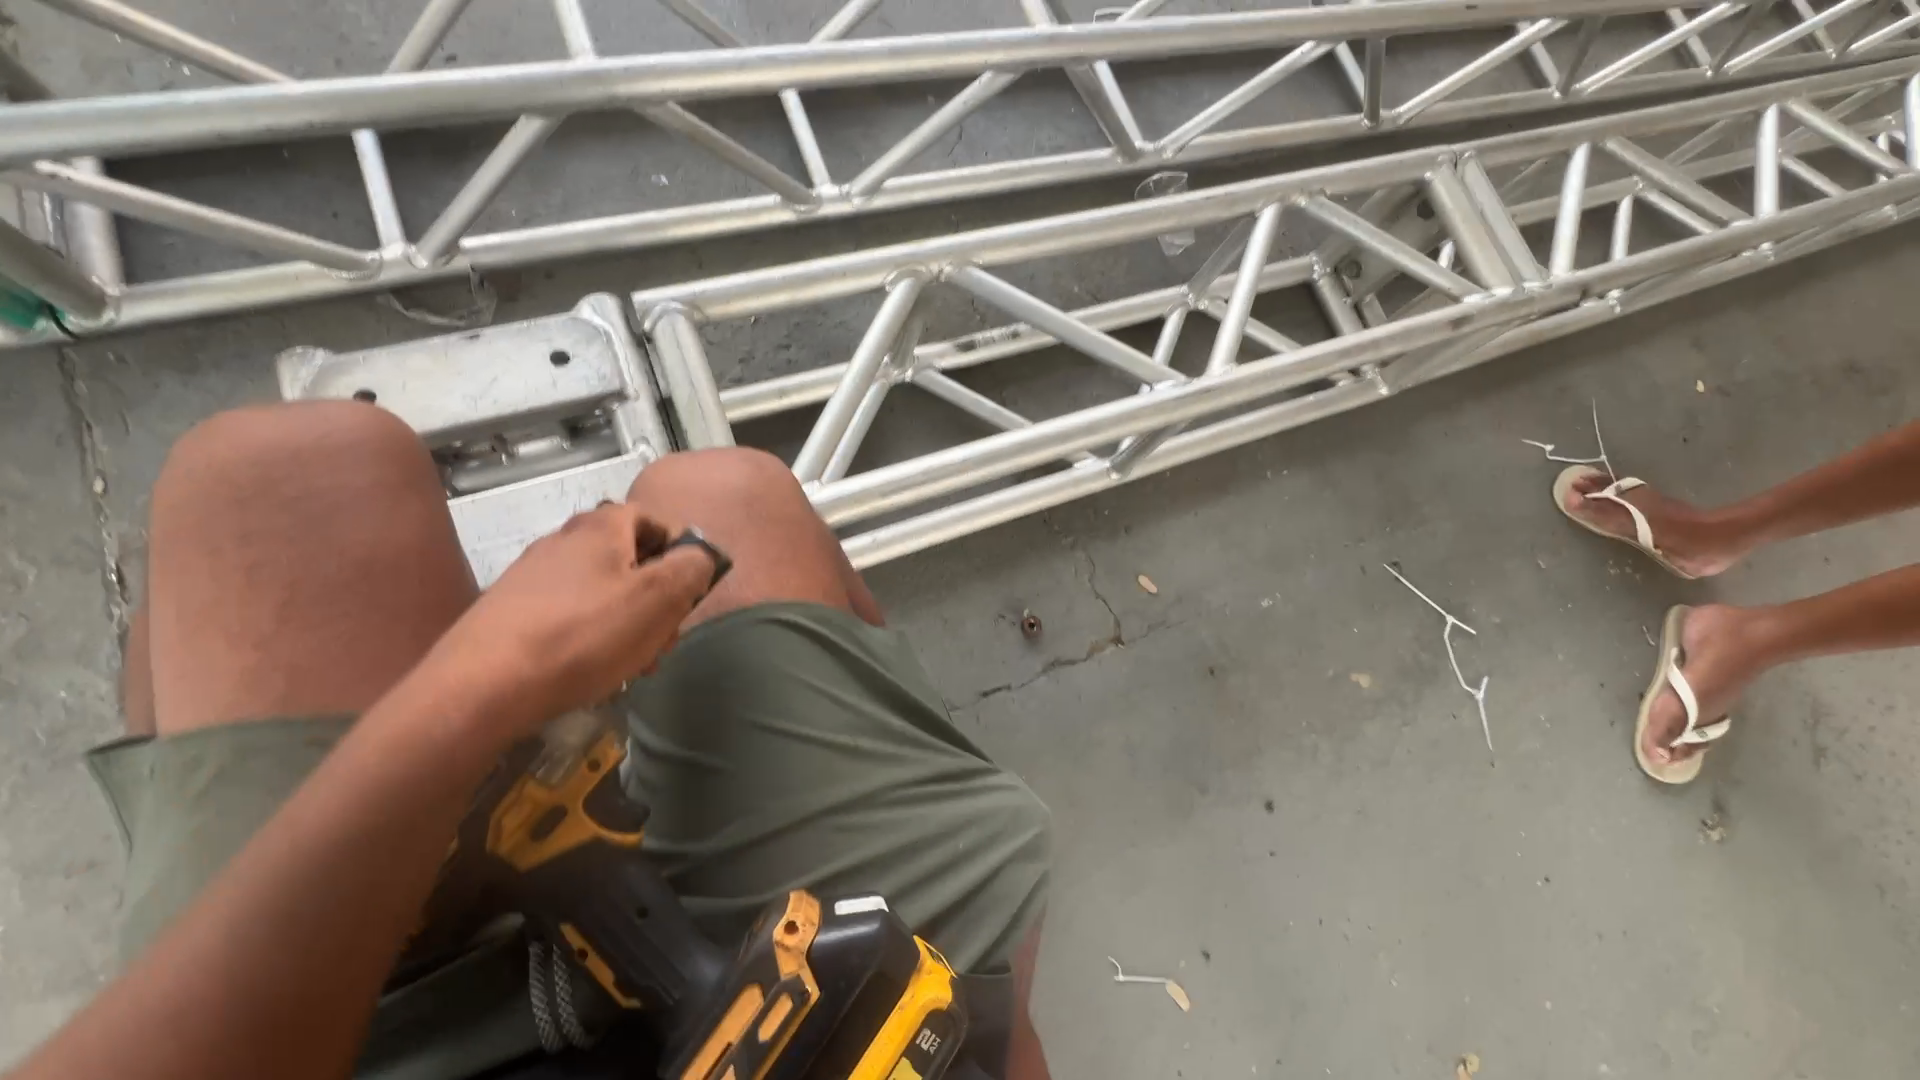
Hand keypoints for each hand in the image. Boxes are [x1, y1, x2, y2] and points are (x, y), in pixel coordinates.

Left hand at [426, 503, 719, 732]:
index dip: (679, 554)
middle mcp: (563, 540)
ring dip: (626, 623)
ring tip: (628, 666)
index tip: (687, 595)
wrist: (482, 686)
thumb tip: (701, 555)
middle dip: (655, 599)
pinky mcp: (509, 612)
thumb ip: (693, 567)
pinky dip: (589, 638)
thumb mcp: (660, 598)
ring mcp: (532, 576)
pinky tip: (589, 671)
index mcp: (602, 527)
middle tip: (660, 641)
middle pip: (628, 560)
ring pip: (600, 592)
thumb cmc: (584, 635)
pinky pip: (568, 615)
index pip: (654, 521)